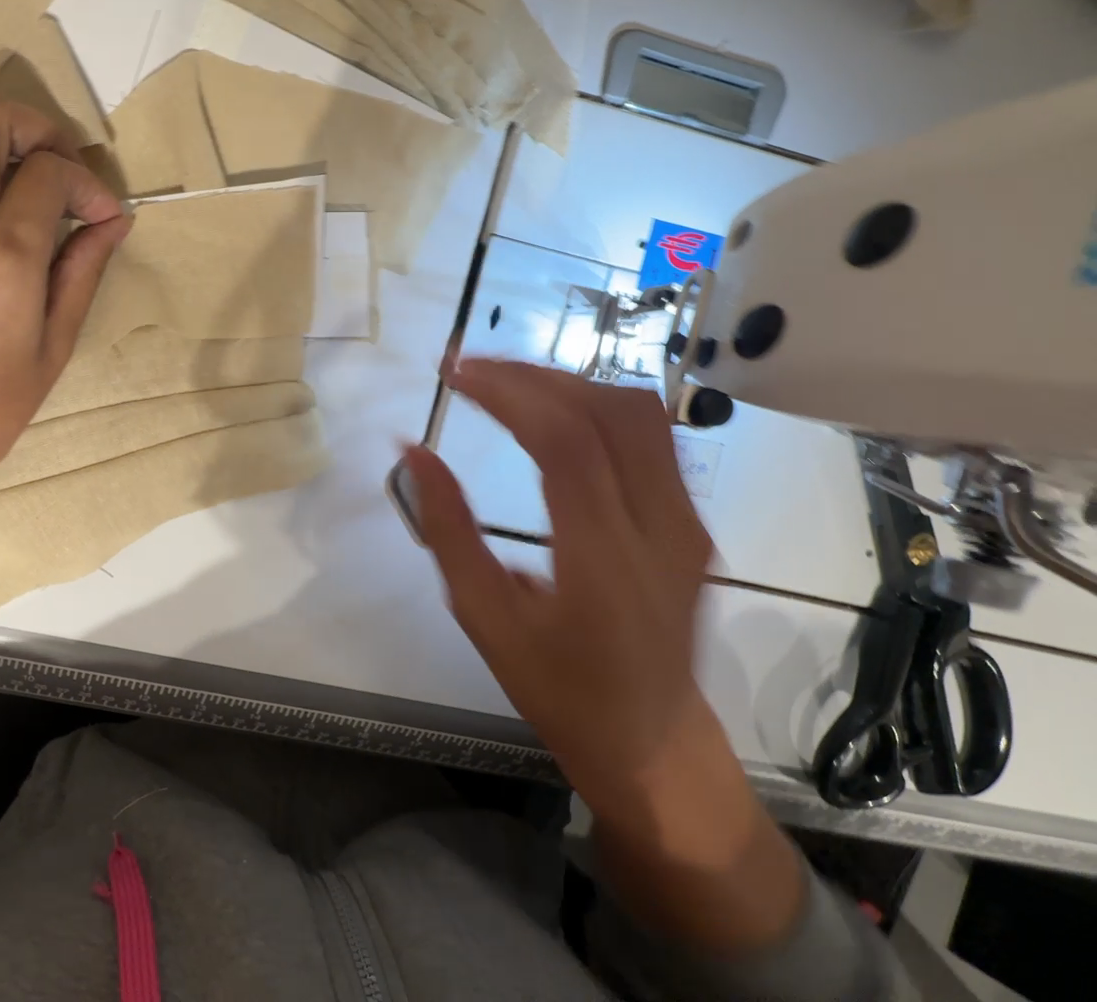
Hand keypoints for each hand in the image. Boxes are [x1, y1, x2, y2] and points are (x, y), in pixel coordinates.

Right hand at [401, 359, 804, 950]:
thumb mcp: (485, 619)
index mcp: (604, 561)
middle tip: (470, 368)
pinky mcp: (692, 521)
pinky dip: (595, 408)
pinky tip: (550, 414)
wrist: (652, 738)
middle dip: (535, 374)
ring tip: (504, 384)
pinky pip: (652, 439)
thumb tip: (413, 453)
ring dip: (569, 383)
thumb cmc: (557, 688)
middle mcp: (662, 528)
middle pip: (612, 410)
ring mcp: (688, 522)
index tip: (453, 371)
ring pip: (641, 414)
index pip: (566, 442)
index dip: (508, 392)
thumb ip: (448, 531)